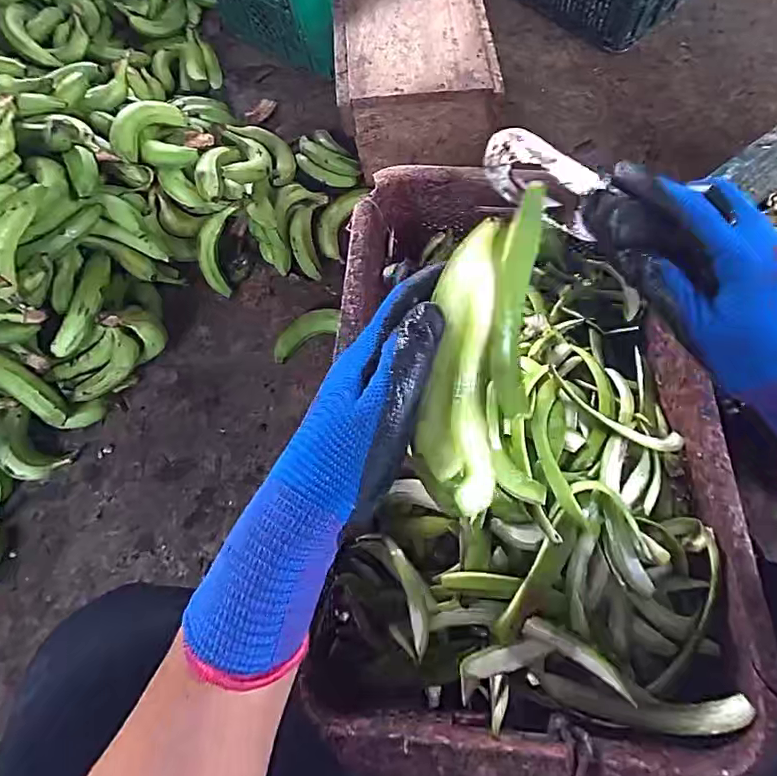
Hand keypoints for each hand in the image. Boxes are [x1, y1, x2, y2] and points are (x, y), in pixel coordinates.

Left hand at [279, 263, 445, 531]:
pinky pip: (398, 371)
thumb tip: (430, 309)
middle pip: (397, 321)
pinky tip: (437, 377)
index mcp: (363, 356)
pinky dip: (421, 362)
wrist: (306, 508)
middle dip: (429, 302)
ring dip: (426, 331)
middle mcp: (359, 364)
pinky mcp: (363, 410)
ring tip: (462, 330)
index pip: (397, 304)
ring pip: (398, 346)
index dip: (425, 282)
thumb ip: (404, 360)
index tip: (457, 267)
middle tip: (470, 296)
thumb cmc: (346, 460)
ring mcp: (358, 388)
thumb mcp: (382, 407)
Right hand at [588, 165, 776, 493]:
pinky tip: (710, 249)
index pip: (696, 209)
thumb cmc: (749, 361)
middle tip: (657, 201)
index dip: (660, 190)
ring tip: (678, 224)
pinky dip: (728, 224)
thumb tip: (644, 255)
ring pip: (743, 208)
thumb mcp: (700, 327)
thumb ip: (673, 285)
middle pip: (726, 193)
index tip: (631, 177)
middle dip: (688, 190)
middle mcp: (767, 244)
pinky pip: (754, 228)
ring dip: (710, 207)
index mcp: (742, 258)